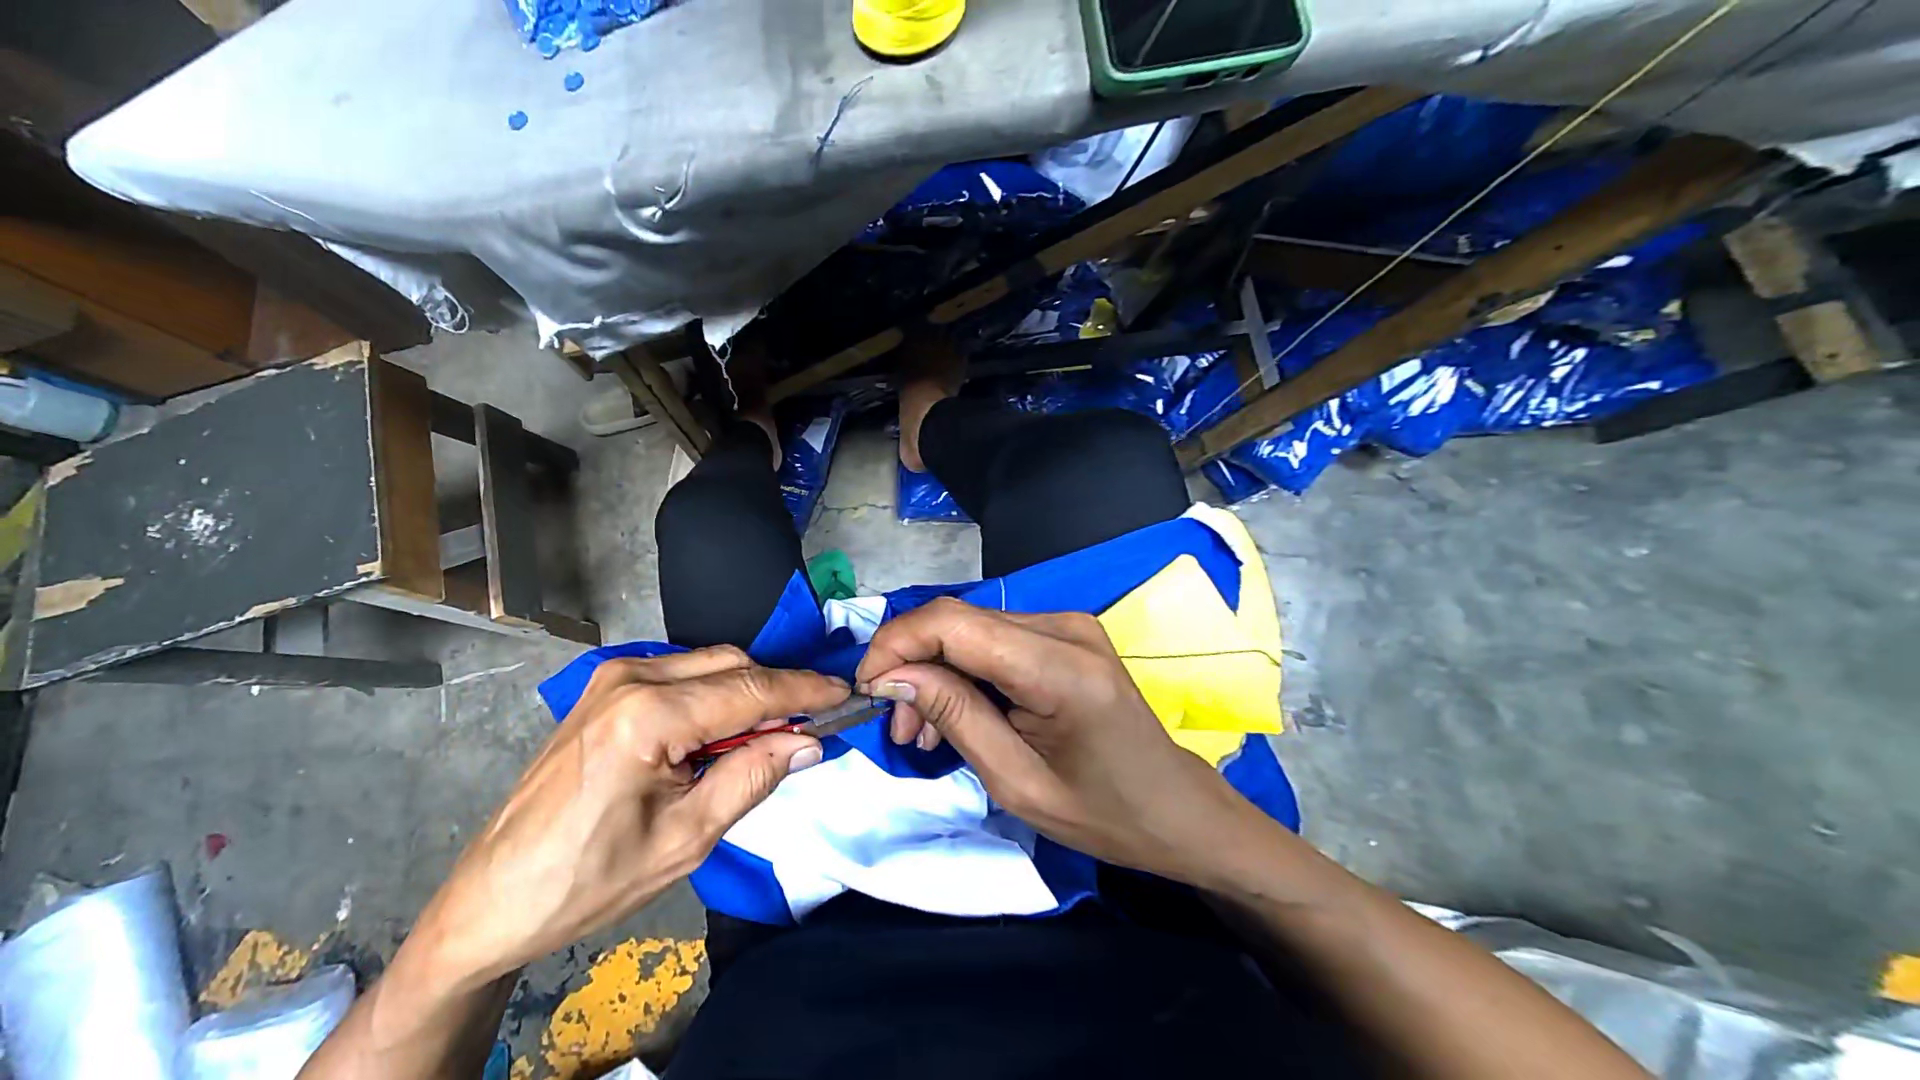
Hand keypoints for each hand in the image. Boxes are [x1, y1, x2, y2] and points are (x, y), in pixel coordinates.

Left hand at [406, 647, 847, 988]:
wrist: (492, 900)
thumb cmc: (589, 881)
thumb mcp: (687, 838)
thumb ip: (752, 777)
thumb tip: (807, 742)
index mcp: (648, 716)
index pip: (750, 689)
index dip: (805, 691)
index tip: (846, 694)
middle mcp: (629, 678)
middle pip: (731, 665)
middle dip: (778, 689)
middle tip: (813, 724)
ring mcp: (611, 679)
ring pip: (707, 663)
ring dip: (747, 690)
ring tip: (772, 732)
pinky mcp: (603, 690)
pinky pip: (680, 674)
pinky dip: (714, 693)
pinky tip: (724, 730)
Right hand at [855, 598, 1267, 887]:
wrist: (1177, 810)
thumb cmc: (1103, 814)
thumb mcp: (1016, 781)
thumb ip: (954, 715)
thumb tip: (892, 673)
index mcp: (1060, 667)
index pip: (953, 622)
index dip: (897, 645)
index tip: (868, 691)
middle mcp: (1065, 626)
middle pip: (959, 621)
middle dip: (913, 666)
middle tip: (900, 728)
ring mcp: (1069, 625)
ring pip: (972, 628)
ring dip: (936, 671)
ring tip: (924, 730)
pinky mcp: (1067, 634)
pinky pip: (996, 639)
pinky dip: (965, 670)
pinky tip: (959, 710)